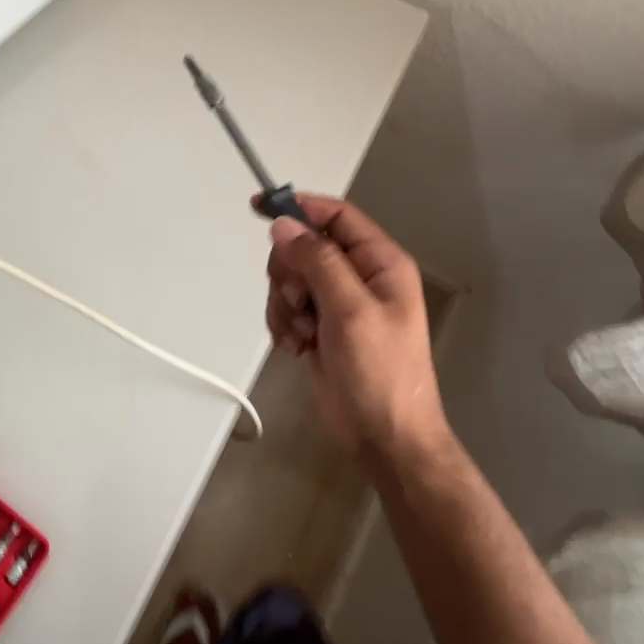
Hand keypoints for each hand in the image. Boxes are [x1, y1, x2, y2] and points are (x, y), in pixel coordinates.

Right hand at [262, 195, 447, 459]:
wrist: (382, 435)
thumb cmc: (380, 372)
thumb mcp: (350, 310)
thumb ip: (316, 262)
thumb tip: (283, 225)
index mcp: (379, 262)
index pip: (335, 216)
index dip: (299, 208)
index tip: (260, 209)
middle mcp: (358, 276)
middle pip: (303, 247)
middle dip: (289, 273)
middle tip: (298, 301)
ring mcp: (337, 303)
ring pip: (289, 278)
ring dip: (285, 304)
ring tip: (303, 334)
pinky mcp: (318, 327)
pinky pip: (286, 307)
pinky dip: (283, 324)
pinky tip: (299, 347)